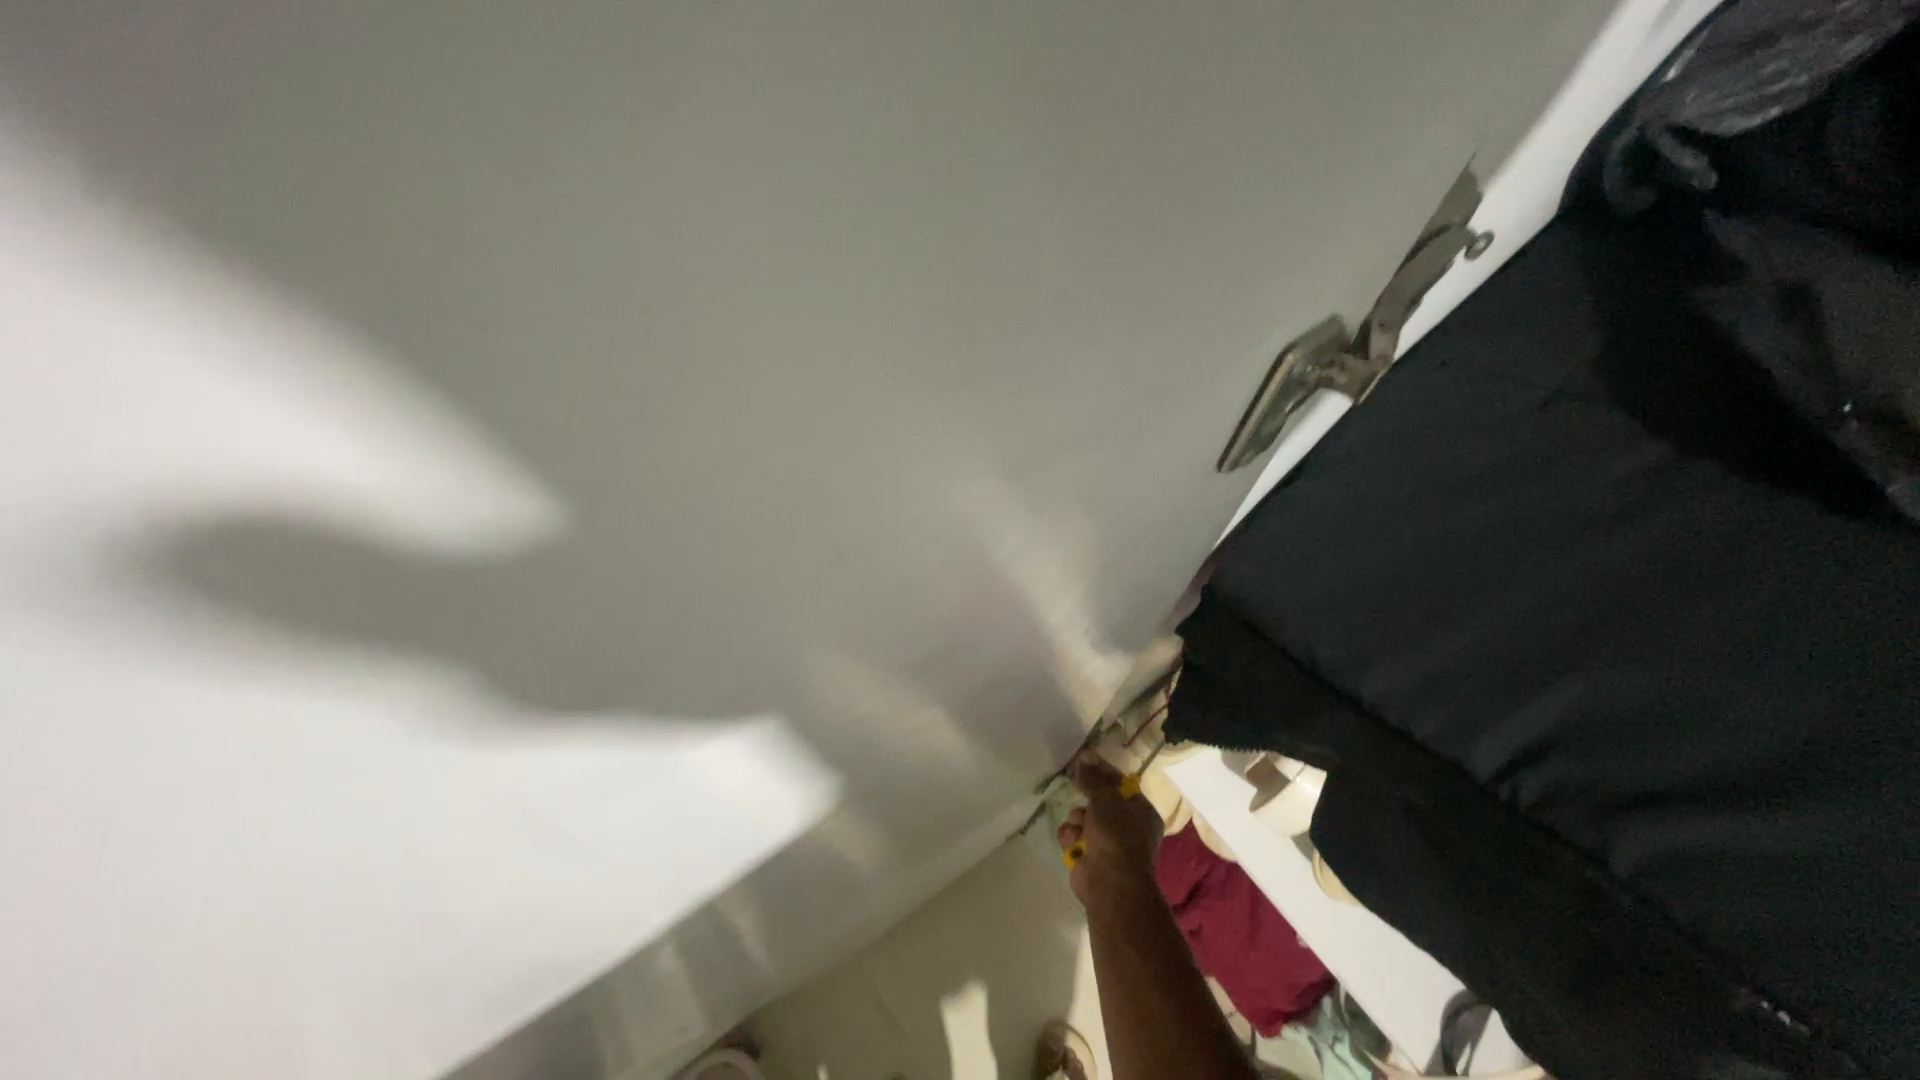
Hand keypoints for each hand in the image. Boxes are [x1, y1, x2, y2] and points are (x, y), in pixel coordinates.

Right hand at [1057, 750, 1164, 904]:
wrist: (1110, 883)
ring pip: (1085, 820)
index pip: (1121, 785)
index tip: (1084, 759)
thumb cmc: (1116, 836)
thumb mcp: (1105, 800)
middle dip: (1086, 797)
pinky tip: (1070, 840)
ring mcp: (1109, 845)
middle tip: (1073, 783)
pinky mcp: (1091, 858)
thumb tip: (1084, 758)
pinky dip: (1071, 837)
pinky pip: (1076, 838)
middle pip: (1102, 802)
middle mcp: (1128, 828)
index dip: (1102, 771)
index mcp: (1142, 812)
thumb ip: (1093, 779)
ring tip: (1076, 825)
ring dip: (1076, 819)